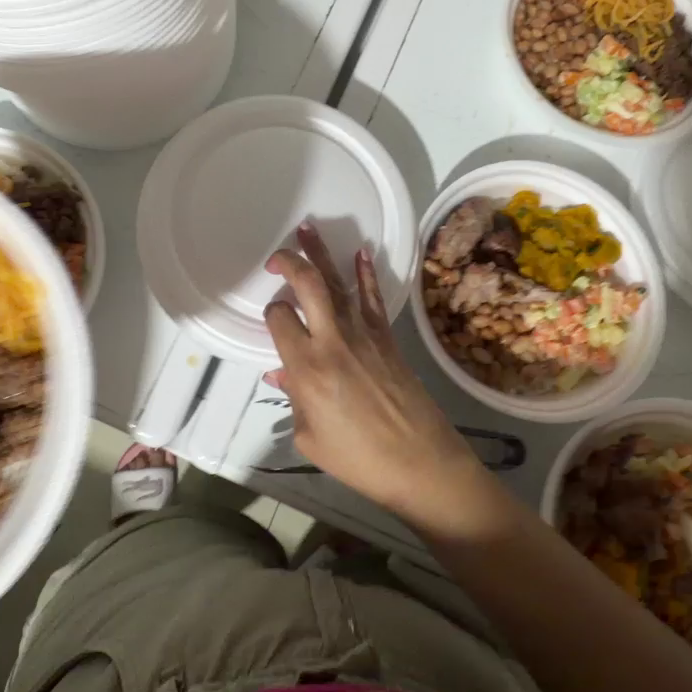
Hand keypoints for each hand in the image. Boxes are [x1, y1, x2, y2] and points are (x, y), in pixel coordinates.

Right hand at [263, 224, 497, 533]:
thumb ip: (295, 398)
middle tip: (276, 258)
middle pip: (308, 286)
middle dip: (289, 264)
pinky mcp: (388, 337)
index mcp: (307, 368)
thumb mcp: (310, 437)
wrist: (420, 462)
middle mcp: (333, 341)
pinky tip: (360, 252)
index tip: (273, 321)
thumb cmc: (359, 459)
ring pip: (338, 283)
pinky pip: (373, 297)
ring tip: (306, 229)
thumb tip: (284, 374)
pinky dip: (365, 273)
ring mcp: (364, 334)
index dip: (271, 314)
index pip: (279, 319)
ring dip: (321, 253)